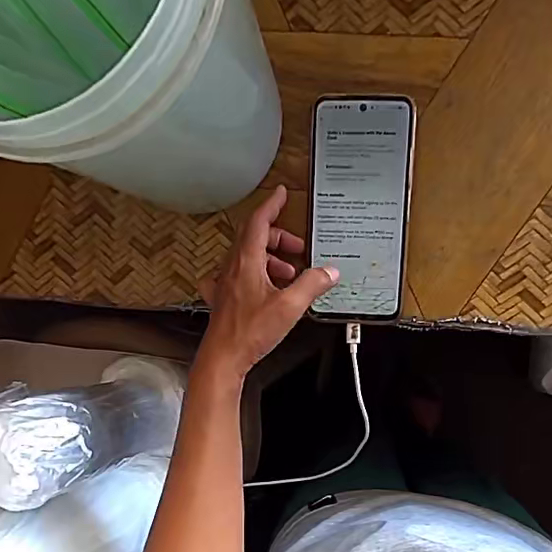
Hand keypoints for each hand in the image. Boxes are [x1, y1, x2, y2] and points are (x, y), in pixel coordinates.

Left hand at [196, 186, 337, 379]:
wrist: (224, 357)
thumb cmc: (249, 332)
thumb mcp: (290, 306)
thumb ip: (312, 285)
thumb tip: (328, 272)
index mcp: (246, 261)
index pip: (258, 222)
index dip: (271, 205)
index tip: (279, 194)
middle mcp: (232, 268)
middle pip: (254, 238)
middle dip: (279, 238)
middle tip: (298, 247)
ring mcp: (225, 283)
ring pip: (248, 257)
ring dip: (270, 258)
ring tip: (289, 273)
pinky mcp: (224, 299)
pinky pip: (238, 276)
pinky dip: (254, 275)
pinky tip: (261, 287)